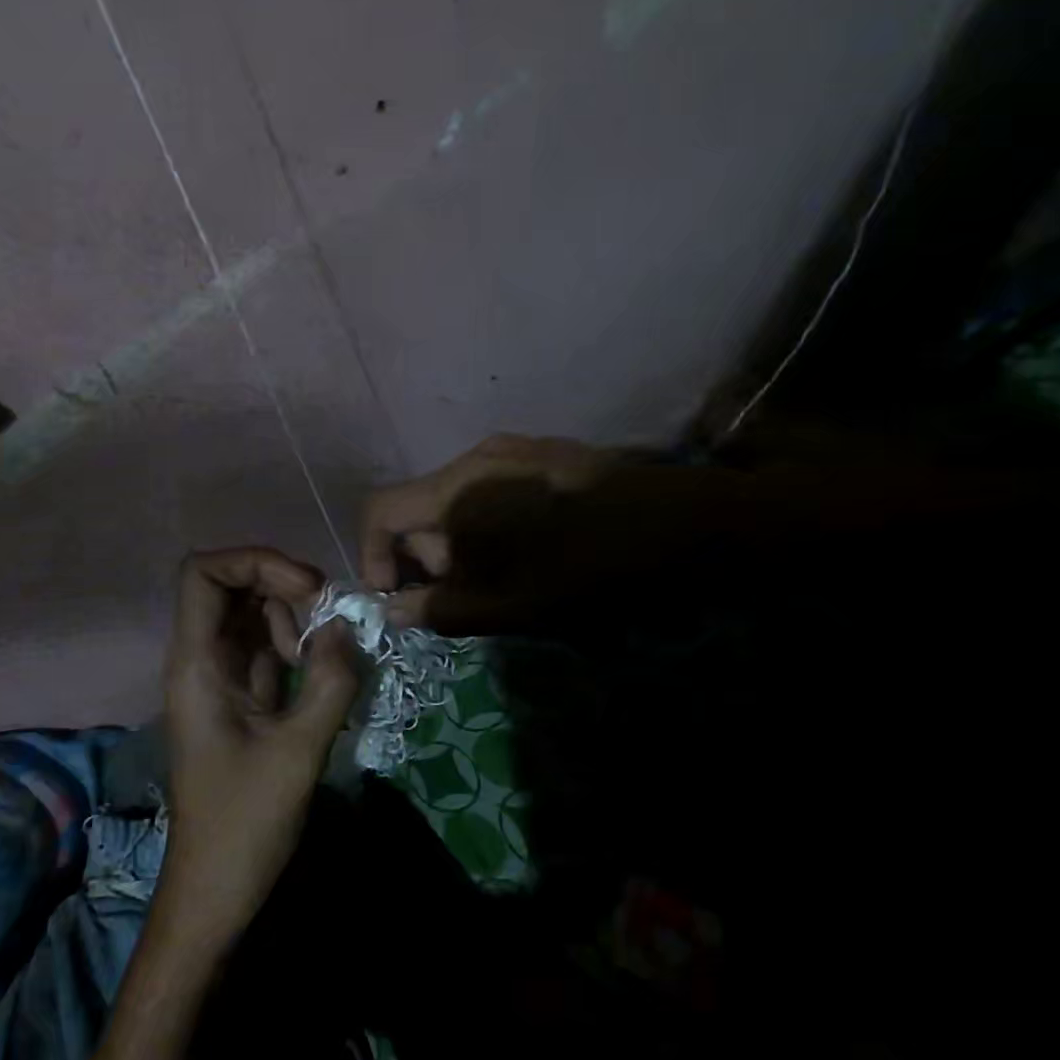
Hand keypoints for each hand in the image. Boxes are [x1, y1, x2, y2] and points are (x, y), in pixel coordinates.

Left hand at [158, 548, 358, 941]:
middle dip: (280, 584)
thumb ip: (328, 682)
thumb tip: (348, 627)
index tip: (306, 589)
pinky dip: (292, 645)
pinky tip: (318, 668)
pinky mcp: (237, 697)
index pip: (203, 572)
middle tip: (328, 612)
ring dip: (291, 617)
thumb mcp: (298, 751)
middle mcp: (200, 659)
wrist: (215, 886)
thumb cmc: (245, 823)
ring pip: (249, 615)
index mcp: (195, 662)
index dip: (254, 562)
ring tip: (323, 651)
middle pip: (230, 586)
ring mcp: (218, 677)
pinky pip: (262, 648)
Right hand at [361, 434, 620, 627]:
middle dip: (428, 557)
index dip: (372, 554)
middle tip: (469, 593)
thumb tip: (392, 610)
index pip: (379, 511)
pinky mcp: (540, 450)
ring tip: (504, 573)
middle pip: (417, 508)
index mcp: (456, 491)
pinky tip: (529, 545)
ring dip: (458, 541)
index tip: (396, 594)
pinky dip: (484, 520)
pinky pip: (485, 486)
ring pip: (452, 499)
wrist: (687, 524)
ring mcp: (509, 449)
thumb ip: (439, 610)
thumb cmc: (589, 570)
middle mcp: (472, 459)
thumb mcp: (510, 607)